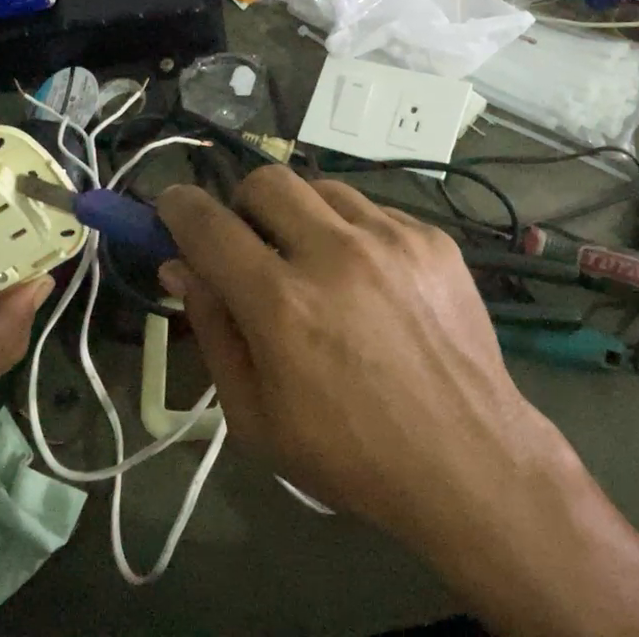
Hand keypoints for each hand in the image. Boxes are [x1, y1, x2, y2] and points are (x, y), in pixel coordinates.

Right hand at [154, 167, 562, 544]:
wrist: (466, 458)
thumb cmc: (350, 455)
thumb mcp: (256, 417)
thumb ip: (214, 331)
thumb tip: (181, 268)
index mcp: (282, 303)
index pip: (208, 225)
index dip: (178, 207)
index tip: (171, 206)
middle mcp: (336, 253)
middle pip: (267, 181)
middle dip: (244, 204)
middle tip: (251, 243)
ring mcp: (392, 239)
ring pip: (323, 188)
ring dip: (302, 215)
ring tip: (315, 262)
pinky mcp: (433, 240)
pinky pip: (375, 211)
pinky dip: (355, 234)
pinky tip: (369, 280)